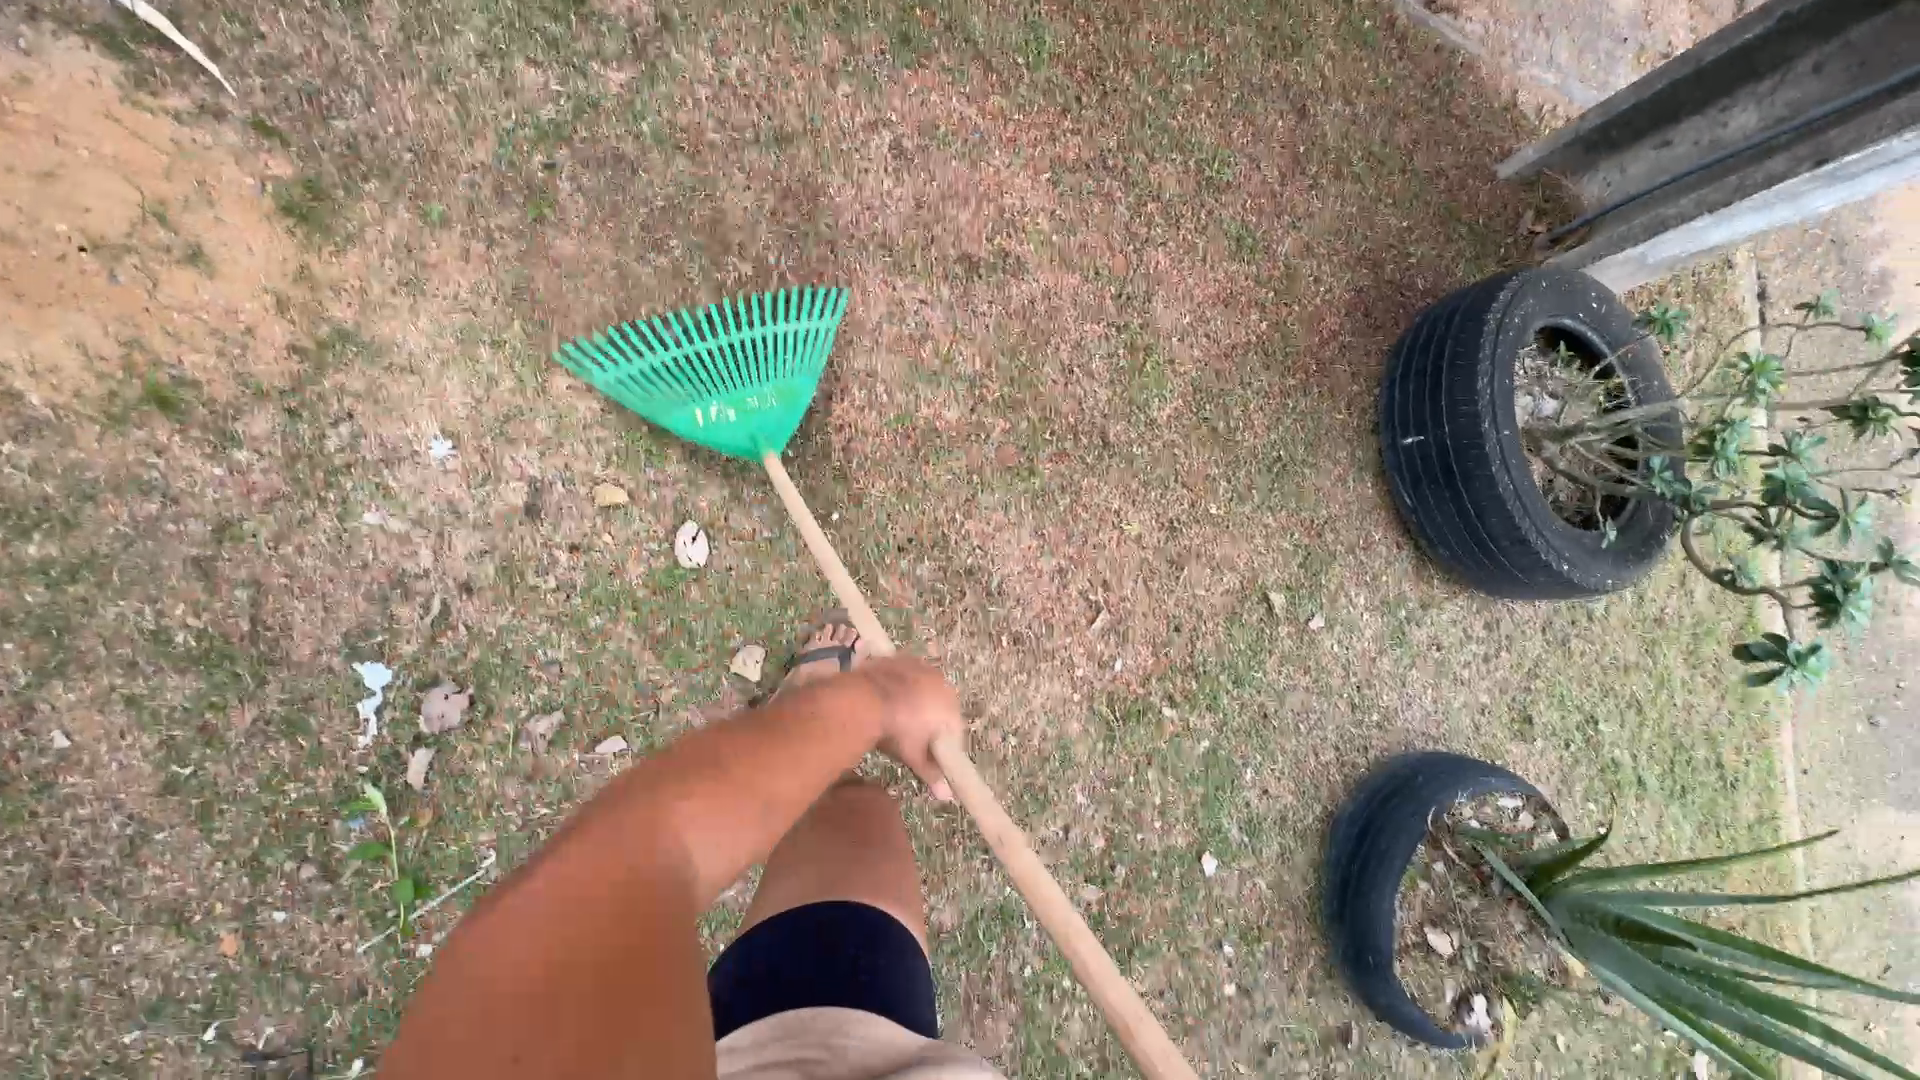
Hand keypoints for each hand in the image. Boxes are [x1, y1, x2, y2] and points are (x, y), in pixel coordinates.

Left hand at [858, 656, 963, 800]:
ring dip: (913, 701)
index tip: (927, 755)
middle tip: (907, 737)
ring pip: (921, 689)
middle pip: (939, 707)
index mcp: (951, 707)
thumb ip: (931, 773)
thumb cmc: (897, 730)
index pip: (954, 730)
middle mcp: (941, 683)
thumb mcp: (914, 755)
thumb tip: (947, 796)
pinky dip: (897, 686)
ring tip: (893, 717)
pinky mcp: (899, 658)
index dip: (942, 745)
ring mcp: (920, 666)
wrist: (866, 698)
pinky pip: (903, 675)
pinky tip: (883, 699)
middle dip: (927, 721)